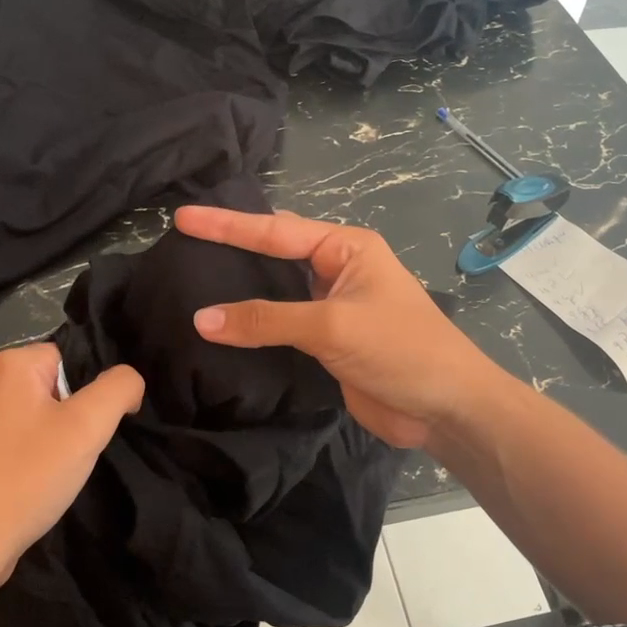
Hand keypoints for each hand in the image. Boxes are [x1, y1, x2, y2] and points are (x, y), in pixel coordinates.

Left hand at [0, 344, 143, 571]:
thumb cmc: (25, 476)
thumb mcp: (87, 426)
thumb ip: (119, 389)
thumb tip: (129, 382)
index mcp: (12, 365)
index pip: (72, 356)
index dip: (95, 388)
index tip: (98, 426)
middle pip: (56, 388)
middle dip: (76, 419)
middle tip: (81, 452)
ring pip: (38, 421)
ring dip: (56, 445)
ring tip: (60, 474)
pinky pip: (17, 446)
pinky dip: (33, 464)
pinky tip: (37, 490)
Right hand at [175, 207, 503, 447]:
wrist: (446, 407)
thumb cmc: (400, 350)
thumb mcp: (332, 326)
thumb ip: (267, 320)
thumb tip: (202, 319)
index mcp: (347, 248)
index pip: (276, 231)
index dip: (228, 226)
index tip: (183, 218)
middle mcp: (338, 271)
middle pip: (275, 253)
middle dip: (232, 248)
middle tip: (181, 244)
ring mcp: (332, 308)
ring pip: (276, 292)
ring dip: (240, 290)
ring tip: (190, 280)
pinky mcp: (328, 344)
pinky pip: (282, 327)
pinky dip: (253, 327)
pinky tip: (221, 328)